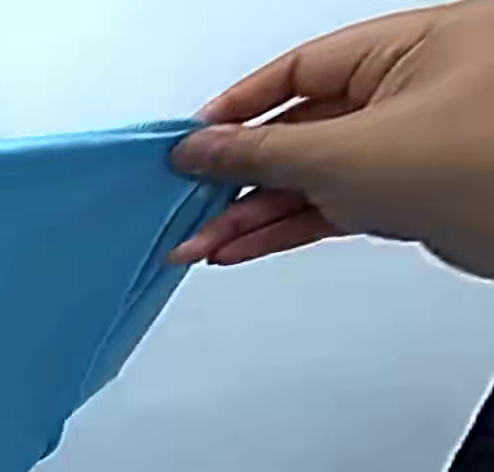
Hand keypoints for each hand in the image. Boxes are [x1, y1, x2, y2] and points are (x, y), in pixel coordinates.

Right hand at [169, 0, 493, 277]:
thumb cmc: (477, 160)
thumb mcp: (340, 151)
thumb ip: (255, 150)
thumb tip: (195, 147)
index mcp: (422, 48)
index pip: (301, 69)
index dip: (236, 109)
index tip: (186, 146)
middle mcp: (418, 89)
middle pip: (292, 133)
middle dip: (230, 181)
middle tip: (181, 207)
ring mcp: (409, 142)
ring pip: (300, 178)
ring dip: (241, 217)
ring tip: (194, 246)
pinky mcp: (404, 189)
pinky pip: (319, 206)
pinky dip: (272, 230)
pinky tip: (232, 250)